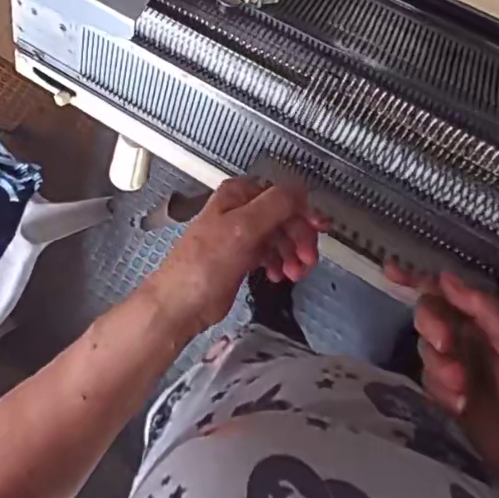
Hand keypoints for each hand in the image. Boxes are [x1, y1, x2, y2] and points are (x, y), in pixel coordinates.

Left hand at [143, 178, 326, 333]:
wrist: (180, 305)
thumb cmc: (201, 267)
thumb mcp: (243, 228)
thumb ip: (274, 206)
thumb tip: (299, 192)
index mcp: (238, 194)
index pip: (282, 195)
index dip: (303, 212)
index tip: (318, 229)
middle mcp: (239, 210)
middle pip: (284, 217)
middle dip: (299, 238)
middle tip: (308, 258)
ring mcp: (240, 234)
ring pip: (280, 237)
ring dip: (292, 254)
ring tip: (293, 273)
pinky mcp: (241, 256)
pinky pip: (271, 254)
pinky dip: (280, 263)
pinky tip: (280, 275)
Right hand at [386, 264, 498, 497]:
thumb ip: (487, 314)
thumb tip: (446, 278)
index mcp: (494, 322)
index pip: (452, 291)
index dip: (419, 279)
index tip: (390, 272)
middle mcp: (473, 339)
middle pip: (432, 314)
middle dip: (432, 325)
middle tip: (446, 345)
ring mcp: (461, 369)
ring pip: (426, 349)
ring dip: (438, 364)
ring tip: (461, 389)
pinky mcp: (452, 398)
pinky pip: (429, 381)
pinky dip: (439, 390)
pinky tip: (459, 406)